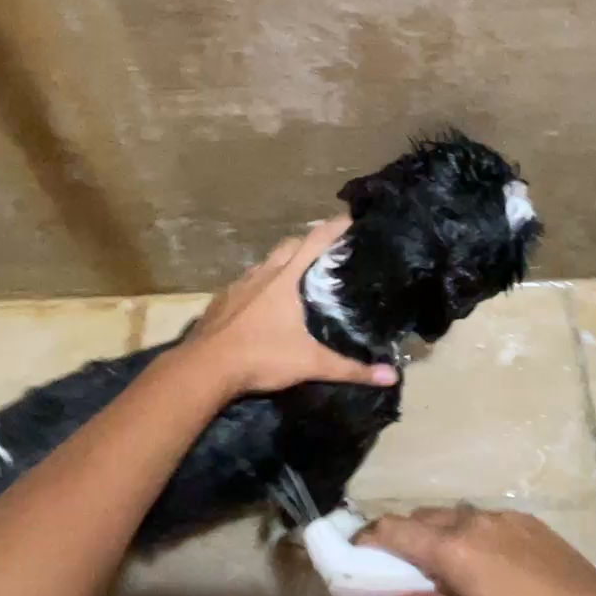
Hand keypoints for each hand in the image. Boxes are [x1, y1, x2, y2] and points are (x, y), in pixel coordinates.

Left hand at [179, 217, 396, 395]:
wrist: (204, 368)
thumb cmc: (260, 357)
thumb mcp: (310, 364)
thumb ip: (350, 369)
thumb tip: (391, 377)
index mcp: (285, 279)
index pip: (315, 241)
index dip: (334, 227)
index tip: (351, 217)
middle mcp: (262, 274)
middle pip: (289, 245)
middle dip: (309, 241)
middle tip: (328, 250)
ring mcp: (238, 286)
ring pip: (265, 263)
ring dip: (283, 263)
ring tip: (299, 275)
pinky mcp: (222, 301)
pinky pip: (246, 283)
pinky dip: (260, 284)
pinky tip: (264, 303)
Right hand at [358, 507, 595, 595]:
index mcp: (453, 549)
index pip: (395, 530)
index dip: (369, 537)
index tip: (357, 551)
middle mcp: (473, 521)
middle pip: (422, 518)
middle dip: (405, 538)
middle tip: (402, 569)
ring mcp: (502, 516)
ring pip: (454, 516)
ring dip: (439, 534)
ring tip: (448, 568)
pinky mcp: (526, 519)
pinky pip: (484, 518)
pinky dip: (470, 533)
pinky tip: (487, 563)